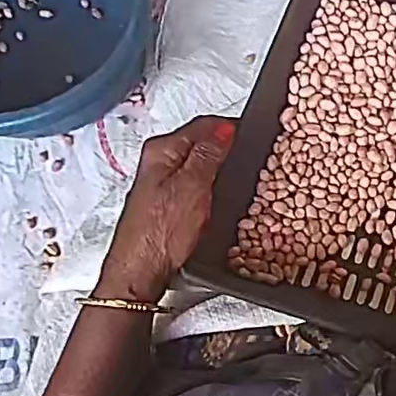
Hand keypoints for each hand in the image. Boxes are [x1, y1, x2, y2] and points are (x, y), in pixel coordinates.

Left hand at [96, 116, 236, 301]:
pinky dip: (214, 185)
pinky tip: (223, 195)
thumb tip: (225, 130)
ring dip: (222, 167)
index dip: (232, 127)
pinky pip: (199, 184)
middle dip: (227, 145)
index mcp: (163, 150)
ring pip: (201, 164)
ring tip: (242, 172)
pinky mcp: (171, 203)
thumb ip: (209, 155)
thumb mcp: (192, 187)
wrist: (141, 270)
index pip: (204, 125)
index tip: (254, 132)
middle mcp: (160, 163)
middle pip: (202, 143)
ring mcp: (165, 183)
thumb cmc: (159, 233)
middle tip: (252, 151)